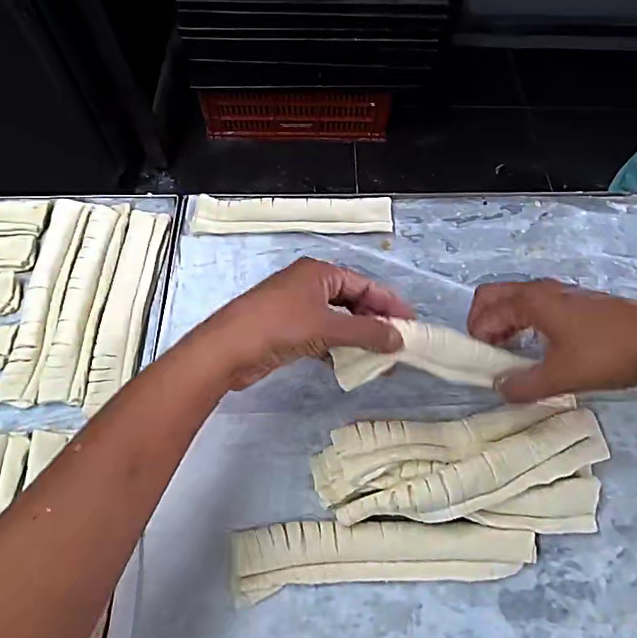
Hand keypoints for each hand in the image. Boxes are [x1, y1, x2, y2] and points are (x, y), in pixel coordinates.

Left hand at [182, 258, 412, 390]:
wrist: (226, 351)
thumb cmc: (278, 327)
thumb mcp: (327, 328)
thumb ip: (366, 333)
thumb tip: (398, 338)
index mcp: (319, 273)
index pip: (364, 285)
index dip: (389, 303)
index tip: (410, 322)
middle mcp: (309, 285)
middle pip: (352, 301)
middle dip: (374, 323)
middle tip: (397, 344)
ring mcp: (297, 308)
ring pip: (338, 320)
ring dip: (358, 338)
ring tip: (380, 359)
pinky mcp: (288, 331)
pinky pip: (323, 335)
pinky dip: (338, 348)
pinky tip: (350, 364)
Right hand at [466, 280, 636, 400]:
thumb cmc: (607, 355)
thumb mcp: (561, 377)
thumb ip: (524, 385)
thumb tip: (498, 388)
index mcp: (532, 301)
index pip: (487, 312)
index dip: (475, 337)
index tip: (478, 365)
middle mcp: (543, 290)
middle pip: (495, 295)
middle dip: (483, 321)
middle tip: (486, 353)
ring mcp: (562, 293)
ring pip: (517, 300)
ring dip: (504, 322)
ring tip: (509, 355)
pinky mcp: (578, 302)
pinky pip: (536, 305)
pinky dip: (524, 321)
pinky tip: (538, 348)